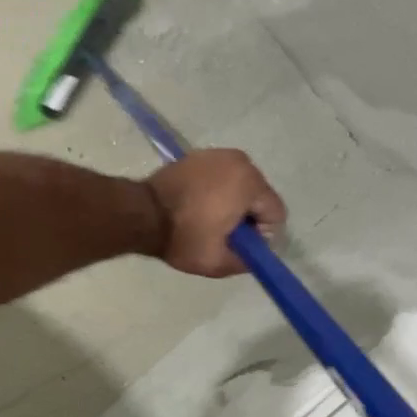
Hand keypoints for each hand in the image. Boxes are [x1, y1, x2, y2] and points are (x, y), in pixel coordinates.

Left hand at [144, 149, 287, 277]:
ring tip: (207, 218)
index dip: (261, 234)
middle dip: (246, 215)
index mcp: (251, 183)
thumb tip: (257, 255)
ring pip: (239, 184)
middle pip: (258, 195)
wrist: (141, 213)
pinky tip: (197, 204)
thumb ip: (247, 261)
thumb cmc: (183, 237)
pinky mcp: (197, 155)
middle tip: (221, 232)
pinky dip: (215, 189)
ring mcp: (217, 154)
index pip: (275, 212)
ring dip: (231, 201)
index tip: (238, 243)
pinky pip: (219, 175)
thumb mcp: (218, 262)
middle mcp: (239, 161)